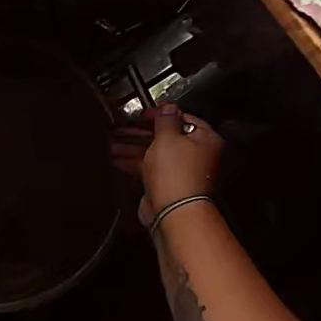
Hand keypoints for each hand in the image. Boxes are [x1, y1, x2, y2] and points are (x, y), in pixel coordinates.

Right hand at [112, 104, 221, 225]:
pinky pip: (147, 170)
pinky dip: (132, 164)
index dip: (162, 114)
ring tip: (114, 142)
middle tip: (124, 128)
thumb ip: (165, 119)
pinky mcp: (165, 186)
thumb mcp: (168, 137)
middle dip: (141, 132)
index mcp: (205, 140)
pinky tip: (117, 159)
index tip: (145, 114)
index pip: (183, 119)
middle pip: (166, 137)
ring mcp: (180, 172)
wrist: (172, 211)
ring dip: (132, 148)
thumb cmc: (178, 177)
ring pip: (154, 154)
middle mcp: (196, 156)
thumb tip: (167, 108)